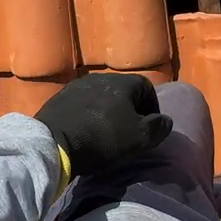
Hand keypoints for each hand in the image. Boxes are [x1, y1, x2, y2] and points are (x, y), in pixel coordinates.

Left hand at [33, 74, 172, 177]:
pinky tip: (86, 130)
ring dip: (108, 110)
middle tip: (130, 130)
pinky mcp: (59, 98)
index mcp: (123, 82)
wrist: (54, 143)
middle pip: (123, 90)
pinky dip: (89, 114)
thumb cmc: (102, 138)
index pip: (147, 87)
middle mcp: (101, 77)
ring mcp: (77, 85)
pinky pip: (83, 103)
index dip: (152, 106)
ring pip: (101, 95)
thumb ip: (158, 127)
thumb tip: (166, 120)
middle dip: (130, 108)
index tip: (150, 126)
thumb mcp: (139, 138)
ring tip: (107, 131)